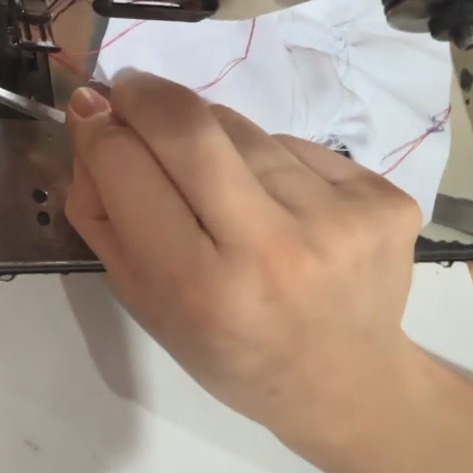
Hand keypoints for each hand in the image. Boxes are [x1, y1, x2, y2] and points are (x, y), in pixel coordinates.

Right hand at [64, 71, 424, 448]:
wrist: (342, 382)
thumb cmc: (224, 349)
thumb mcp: (141, 299)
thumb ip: (101, 213)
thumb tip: (90, 121)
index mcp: (199, 286)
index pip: (125, 167)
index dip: (96, 132)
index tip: (89, 115)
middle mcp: (270, 247)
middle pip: (187, 126)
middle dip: (142, 95)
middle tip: (128, 91)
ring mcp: (337, 218)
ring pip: (239, 126)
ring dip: (205, 134)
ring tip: (210, 176)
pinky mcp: (382, 198)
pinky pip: (292, 143)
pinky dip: (264, 156)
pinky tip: (271, 198)